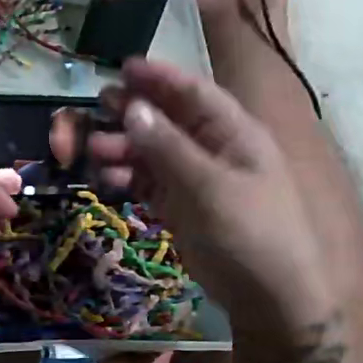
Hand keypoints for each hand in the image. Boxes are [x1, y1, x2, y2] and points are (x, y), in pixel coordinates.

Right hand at [88, 59, 339, 339]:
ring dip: (123, 147)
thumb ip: (169, 148)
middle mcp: (212, 148)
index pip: (193, 93)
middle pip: (166, 119)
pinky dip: (127, 177)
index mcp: (233, 132)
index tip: (122, 67)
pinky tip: (107, 178)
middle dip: (132, 112)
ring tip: (94, 151)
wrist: (268, 294)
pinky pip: (148, 181)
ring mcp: (194, 179)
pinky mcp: (180, 206)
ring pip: (151, 151)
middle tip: (96, 107)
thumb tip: (131, 108)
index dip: (159, 78)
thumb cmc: (251, 231)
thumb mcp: (210, 186)